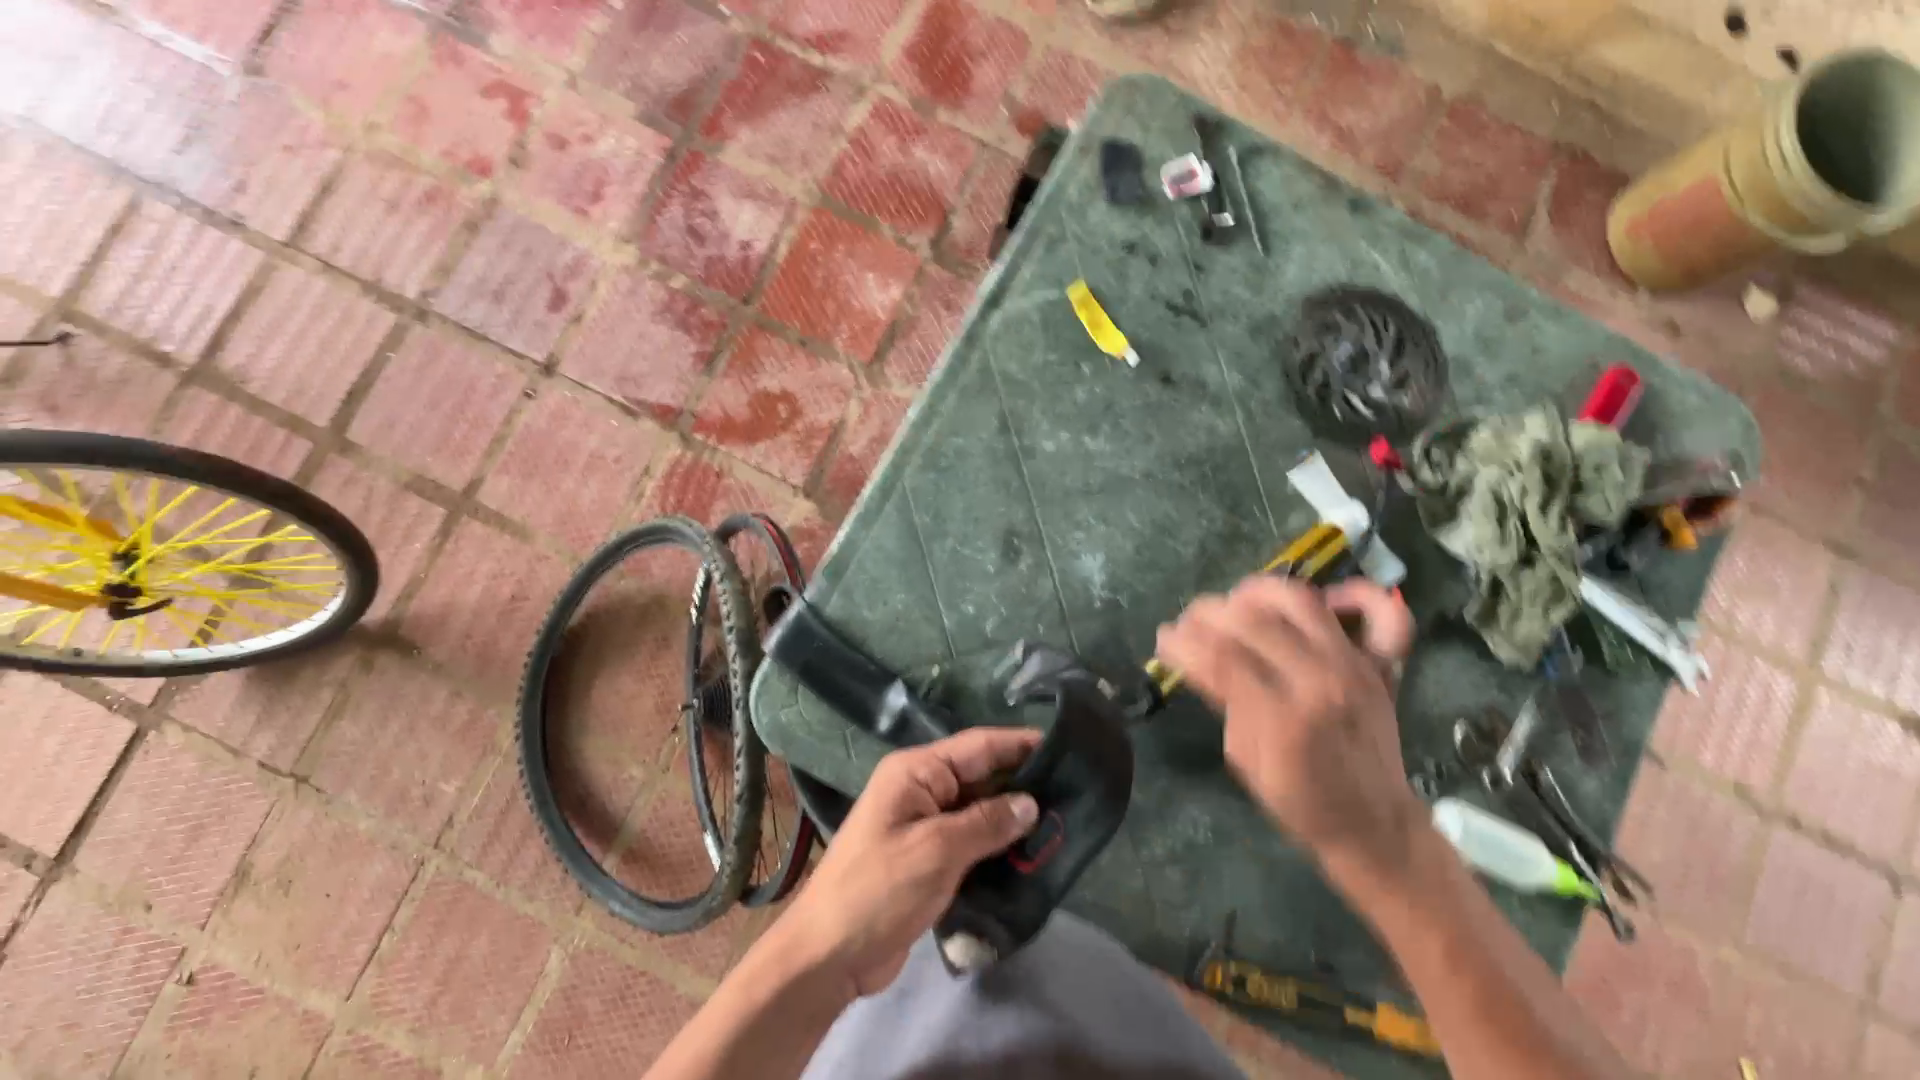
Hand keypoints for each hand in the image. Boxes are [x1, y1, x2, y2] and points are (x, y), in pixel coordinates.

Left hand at [770, 727, 1041, 1000]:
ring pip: (981, 812)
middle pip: (982, 777)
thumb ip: (986, 823)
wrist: (829, 955)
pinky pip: (972, 843)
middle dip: (1025, 785)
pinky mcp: (929, 860)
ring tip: (1065, 825)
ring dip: (1015, 820)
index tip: (1068, 748)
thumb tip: (1031, 802)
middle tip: (1077, 794)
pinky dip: (999, 848)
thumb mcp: (936, 851)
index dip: (1021, 744)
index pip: (979, 746)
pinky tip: (1032, 857)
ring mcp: (924, 826)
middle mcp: (921, 791)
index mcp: (916, 772)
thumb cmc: (878, 890)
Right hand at [1155, 576, 1418, 865]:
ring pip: (1300, 601)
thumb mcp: (1245, 760)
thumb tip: (1201, 660)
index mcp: (1283, 717)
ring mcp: (1353, 666)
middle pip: (1253, 621)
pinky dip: (1354, 593)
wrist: (1373, 824)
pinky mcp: (1377, 664)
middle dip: (1207, 613)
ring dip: (1257, 592)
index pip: (1220, 658)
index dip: (1183, 642)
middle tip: (1188, 621)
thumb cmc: (1300, 802)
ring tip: (1235, 602)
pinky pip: (1381, 612)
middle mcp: (1320, 680)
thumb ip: (1228, 703)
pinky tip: (1325, 598)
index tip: (1164, 640)